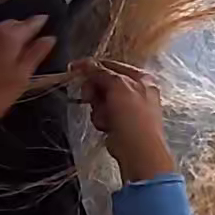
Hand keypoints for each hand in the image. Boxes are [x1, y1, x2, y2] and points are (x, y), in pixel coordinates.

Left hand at [0, 15, 57, 139]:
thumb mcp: (21, 78)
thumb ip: (36, 55)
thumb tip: (49, 38)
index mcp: (9, 36)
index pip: (31, 23)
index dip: (41, 23)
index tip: (47, 22)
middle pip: (13, 24)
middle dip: (25, 29)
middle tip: (34, 40)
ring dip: (9, 36)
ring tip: (17, 50)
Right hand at [73, 58, 174, 182]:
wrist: (139, 151)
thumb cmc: (132, 115)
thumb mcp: (117, 86)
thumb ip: (101, 72)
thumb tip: (85, 63)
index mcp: (140, 78)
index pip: (111, 66)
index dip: (92, 67)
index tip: (73, 68)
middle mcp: (136, 91)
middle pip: (104, 83)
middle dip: (95, 91)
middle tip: (88, 97)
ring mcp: (128, 108)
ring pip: (101, 100)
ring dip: (98, 108)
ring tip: (105, 118)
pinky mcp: (120, 124)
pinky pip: (103, 115)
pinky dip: (101, 120)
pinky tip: (107, 126)